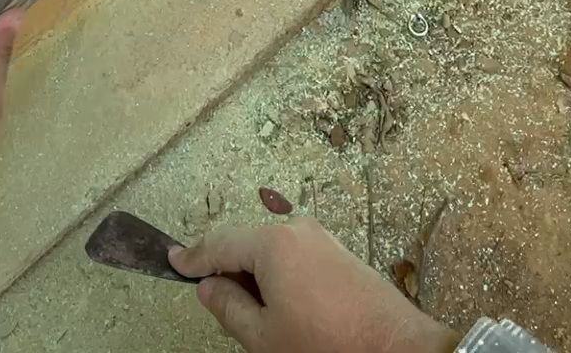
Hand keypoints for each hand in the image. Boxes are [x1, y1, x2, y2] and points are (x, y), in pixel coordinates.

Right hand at [169, 218, 458, 352]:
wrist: (398, 352)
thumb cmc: (327, 348)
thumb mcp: (265, 337)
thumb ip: (229, 308)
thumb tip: (208, 287)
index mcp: (272, 243)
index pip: (220, 243)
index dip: (193, 256)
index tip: (172, 260)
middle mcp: (295, 229)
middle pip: (246, 240)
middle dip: (225, 264)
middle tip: (207, 289)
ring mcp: (321, 237)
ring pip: (271, 247)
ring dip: (253, 270)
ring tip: (246, 305)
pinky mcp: (339, 252)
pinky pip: (294, 253)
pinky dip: (277, 271)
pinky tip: (277, 298)